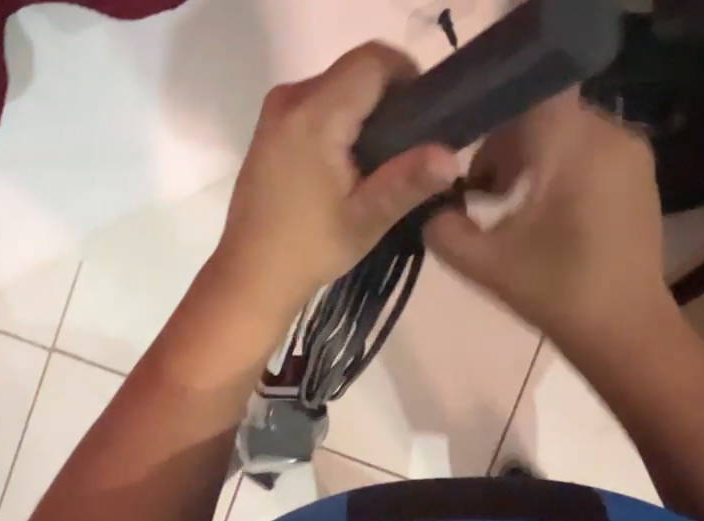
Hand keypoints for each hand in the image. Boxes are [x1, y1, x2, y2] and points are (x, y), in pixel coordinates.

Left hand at [214, 43, 460, 311]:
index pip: (374, 61)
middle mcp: (290, 99)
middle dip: (387, 101)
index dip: (408, 79)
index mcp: (315, 114)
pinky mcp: (268, 130)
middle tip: (406, 152)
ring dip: (363, 115)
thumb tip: (453, 156)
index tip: (425, 121)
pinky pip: (315, 106)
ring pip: (335, 88)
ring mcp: (274, 113)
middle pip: (354, 72)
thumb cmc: (309, 250)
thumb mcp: (365, 220)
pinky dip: (338, 124)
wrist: (250, 276)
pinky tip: (346, 170)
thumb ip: (408, 181)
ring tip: (378, 165)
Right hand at [425, 91, 678, 350]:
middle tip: (481, 196)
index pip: (527, 93)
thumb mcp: (485, 265)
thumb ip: (445, 231)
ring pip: (566, 133)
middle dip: (506, 147)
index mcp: (574, 145)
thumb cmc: (555, 292)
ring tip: (510, 210)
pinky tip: (545, 218)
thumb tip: (433, 211)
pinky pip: (589, 153)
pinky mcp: (638, 178)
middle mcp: (610, 133)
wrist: (624, 332)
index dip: (489, 113)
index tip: (465, 151)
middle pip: (544, 113)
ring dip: (532, 161)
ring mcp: (631, 154)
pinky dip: (560, 171)